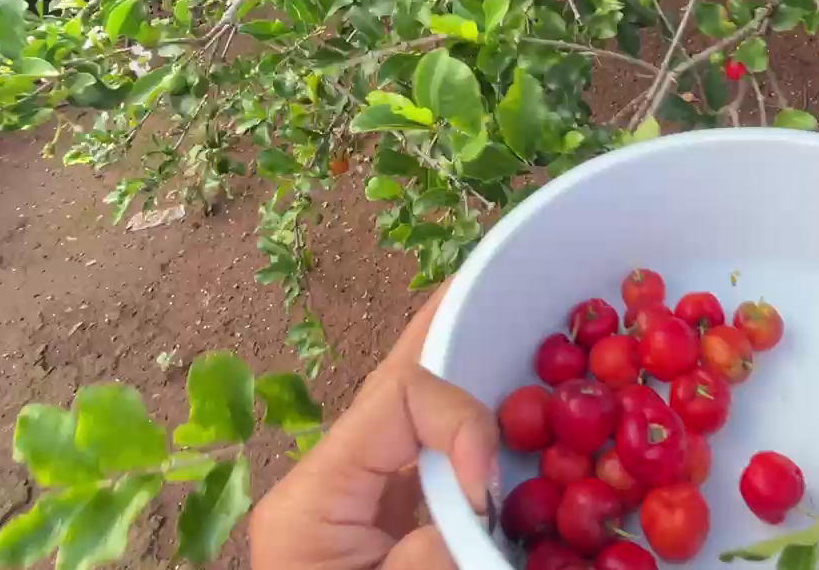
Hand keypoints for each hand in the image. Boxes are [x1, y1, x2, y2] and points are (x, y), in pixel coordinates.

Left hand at [251, 284, 497, 569]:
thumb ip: (428, 554)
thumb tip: (478, 502)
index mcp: (317, 494)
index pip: (400, 397)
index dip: (461, 420)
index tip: (490, 487)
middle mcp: (341, 476)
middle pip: (402, 376)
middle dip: (448, 325)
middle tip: (491, 277)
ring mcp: (368, 496)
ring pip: (420, 402)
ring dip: (463, 361)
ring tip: (496, 307)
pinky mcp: (397, 519)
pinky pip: (437, 447)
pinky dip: (472, 418)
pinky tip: (502, 393)